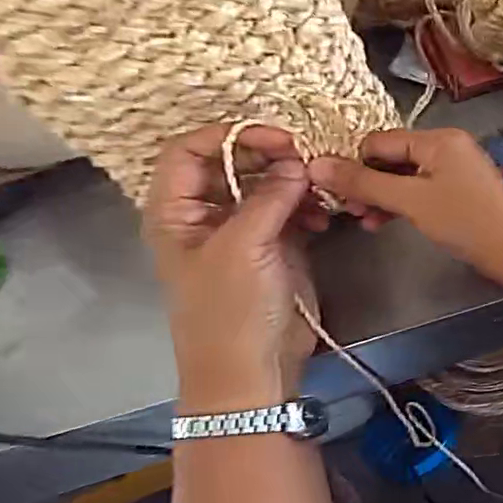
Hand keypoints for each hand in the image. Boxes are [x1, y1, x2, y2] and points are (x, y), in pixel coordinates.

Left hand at [144, 125, 326, 415]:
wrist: (253, 366)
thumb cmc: (231, 309)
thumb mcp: (243, 249)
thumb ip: (268, 200)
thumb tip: (297, 163)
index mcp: (176, 211)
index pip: (191, 151)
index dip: (231, 136)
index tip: (279, 137)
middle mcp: (208, 214)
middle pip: (234, 165)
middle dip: (271, 157)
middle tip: (308, 161)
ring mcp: (246, 231)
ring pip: (269, 187)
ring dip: (297, 184)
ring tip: (322, 193)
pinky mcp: (279, 248)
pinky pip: (294, 212)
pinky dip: (311, 207)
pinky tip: (326, 217)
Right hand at [307, 128, 502, 282]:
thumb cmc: (464, 221)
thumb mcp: (409, 200)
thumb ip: (363, 182)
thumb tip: (315, 164)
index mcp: (439, 139)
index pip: (379, 141)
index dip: (353, 164)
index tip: (335, 191)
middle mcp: (449, 146)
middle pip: (392, 157)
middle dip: (367, 183)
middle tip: (349, 210)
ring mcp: (458, 169)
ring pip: (405, 176)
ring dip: (382, 197)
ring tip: (364, 220)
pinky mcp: (462, 191)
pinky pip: (422, 189)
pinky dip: (403, 203)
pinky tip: (384, 222)